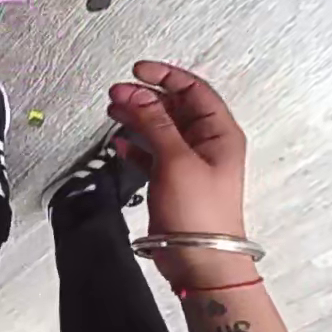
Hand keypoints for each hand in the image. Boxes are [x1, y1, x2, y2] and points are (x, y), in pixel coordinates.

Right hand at [106, 61, 255, 290]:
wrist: (200, 260)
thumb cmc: (200, 213)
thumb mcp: (178, 160)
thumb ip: (156, 124)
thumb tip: (137, 94)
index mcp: (219, 133)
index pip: (194, 90)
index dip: (166, 76)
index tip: (138, 70)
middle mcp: (205, 144)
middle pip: (174, 108)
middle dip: (145, 97)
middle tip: (117, 93)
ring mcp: (187, 163)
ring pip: (159, 130)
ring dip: (137, 118)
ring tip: (112, 110)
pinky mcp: (171, 182)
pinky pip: (151, 154)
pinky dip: (135, 146)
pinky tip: (119, 142)